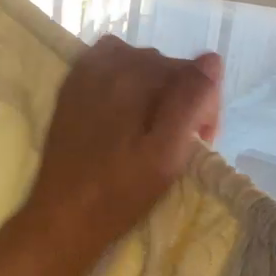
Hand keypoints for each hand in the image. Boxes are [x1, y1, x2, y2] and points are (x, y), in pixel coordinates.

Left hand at [17, 35, 221, 262]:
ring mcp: (86, 73)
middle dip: (180, 98)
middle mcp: (109, 63)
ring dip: (155, 89)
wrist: (64, 214)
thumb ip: (191, 103)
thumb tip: (211, 61)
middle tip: (175, 143)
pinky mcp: (72, 87)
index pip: (193, 73)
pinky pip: (110, 63)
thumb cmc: (120, 192)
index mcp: (136, 77)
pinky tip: (125, 110)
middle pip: (166, 66)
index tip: (198, 140)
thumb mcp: (167, 155)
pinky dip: (126, 79)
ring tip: (150, 129)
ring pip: (141, 64)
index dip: (204, 107)